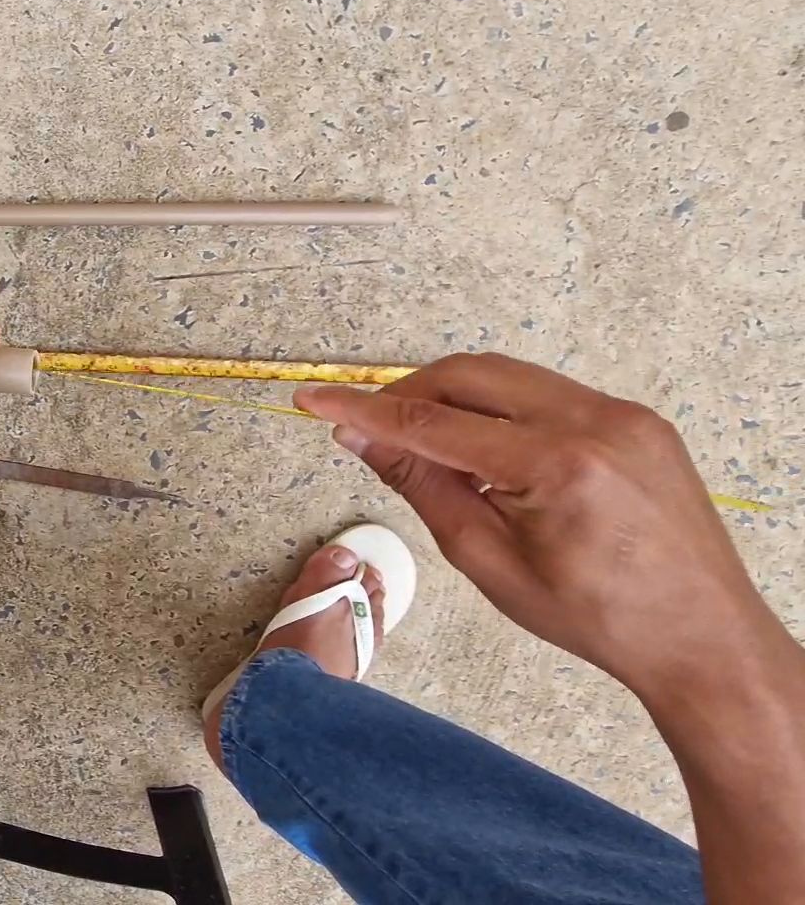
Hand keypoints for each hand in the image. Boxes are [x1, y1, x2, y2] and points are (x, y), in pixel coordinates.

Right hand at [294, 354, 781, 703]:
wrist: (704, 641)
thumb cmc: (591, 614)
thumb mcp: (480, 554)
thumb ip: (416, 482)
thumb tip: (358, 435)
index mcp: (558, 465)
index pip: (429, 420)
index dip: (360, 408)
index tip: (312, 399)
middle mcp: (596, 423)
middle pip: (466, 375)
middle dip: (404, 393)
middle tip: (367, 427)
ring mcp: (622, 415)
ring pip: (500, 375)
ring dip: (444, 396)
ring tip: (417, 439)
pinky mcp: (632, 420)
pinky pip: (536, 391)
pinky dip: (488, 406)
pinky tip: (476, 446)